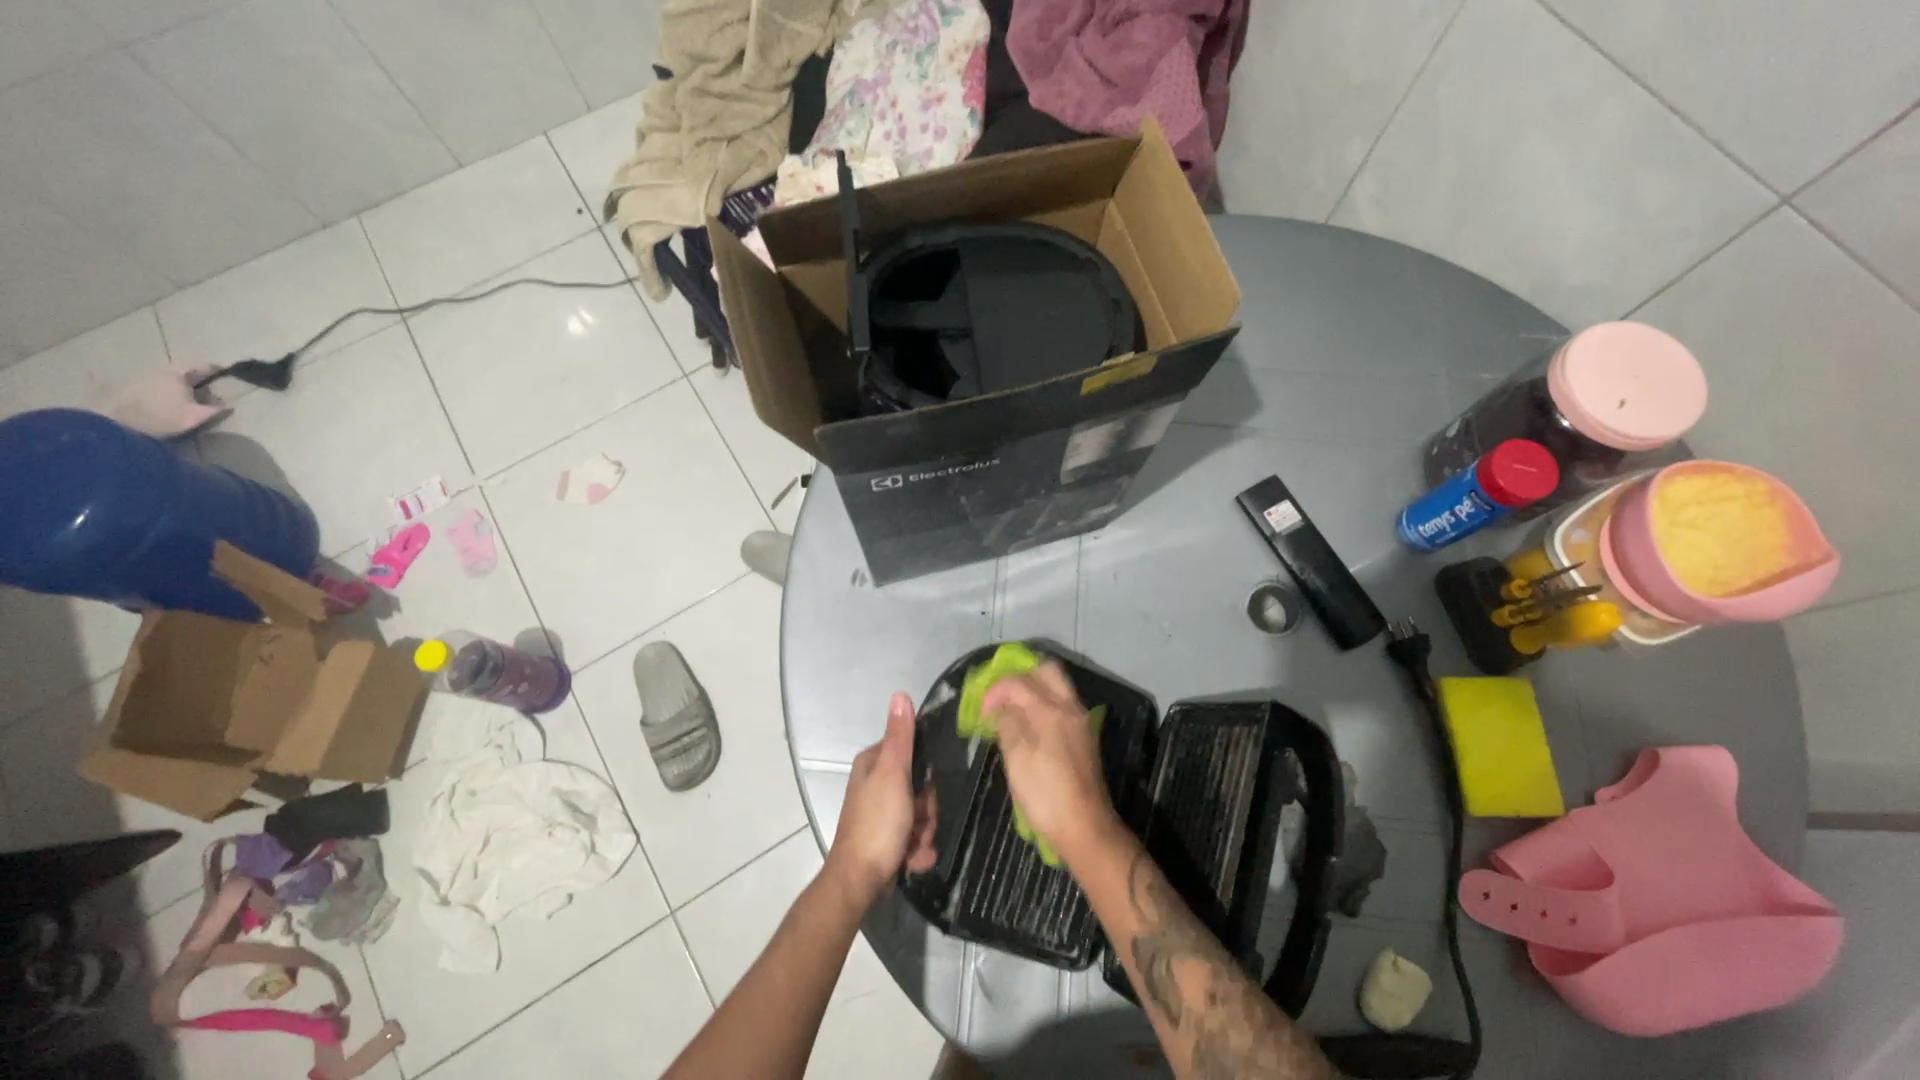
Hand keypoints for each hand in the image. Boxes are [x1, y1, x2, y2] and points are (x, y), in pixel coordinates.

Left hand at [828, 693, 936, 905]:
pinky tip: (912, 858)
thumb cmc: (877, 824)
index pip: (914, 751)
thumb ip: (900, 737)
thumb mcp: (892, 775)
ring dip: (925, 832)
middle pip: (922, 787)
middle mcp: (875, 784)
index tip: (928, 786)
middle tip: (919, 821)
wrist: (860, 880)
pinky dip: (918, 848)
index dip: (927, 770)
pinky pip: (916, 836)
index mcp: (873, 764)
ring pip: (923, 813)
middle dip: (927, 809)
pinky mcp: (888, 837)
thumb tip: (900, 694)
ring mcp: (882, 813)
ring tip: (914, 844)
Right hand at [982, 662, 1120, 865]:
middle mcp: (1070, 707)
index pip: (1018, 682)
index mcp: (1051, 710)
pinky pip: (1063, 705)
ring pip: (1058, 687)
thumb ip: (1008, 725)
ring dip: (1034, 690)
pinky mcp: (1085, 737)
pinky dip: (1045, 704)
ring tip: (1012, 711)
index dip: (994, 692)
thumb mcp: (1016, 758)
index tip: (981, 714)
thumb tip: (1002, 710)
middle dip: (1020, 677)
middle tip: (1001, 697)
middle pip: (1047, 671)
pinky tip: (1031, 726)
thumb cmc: (1045, 793)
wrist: (1085, 826)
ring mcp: (1081, 722)